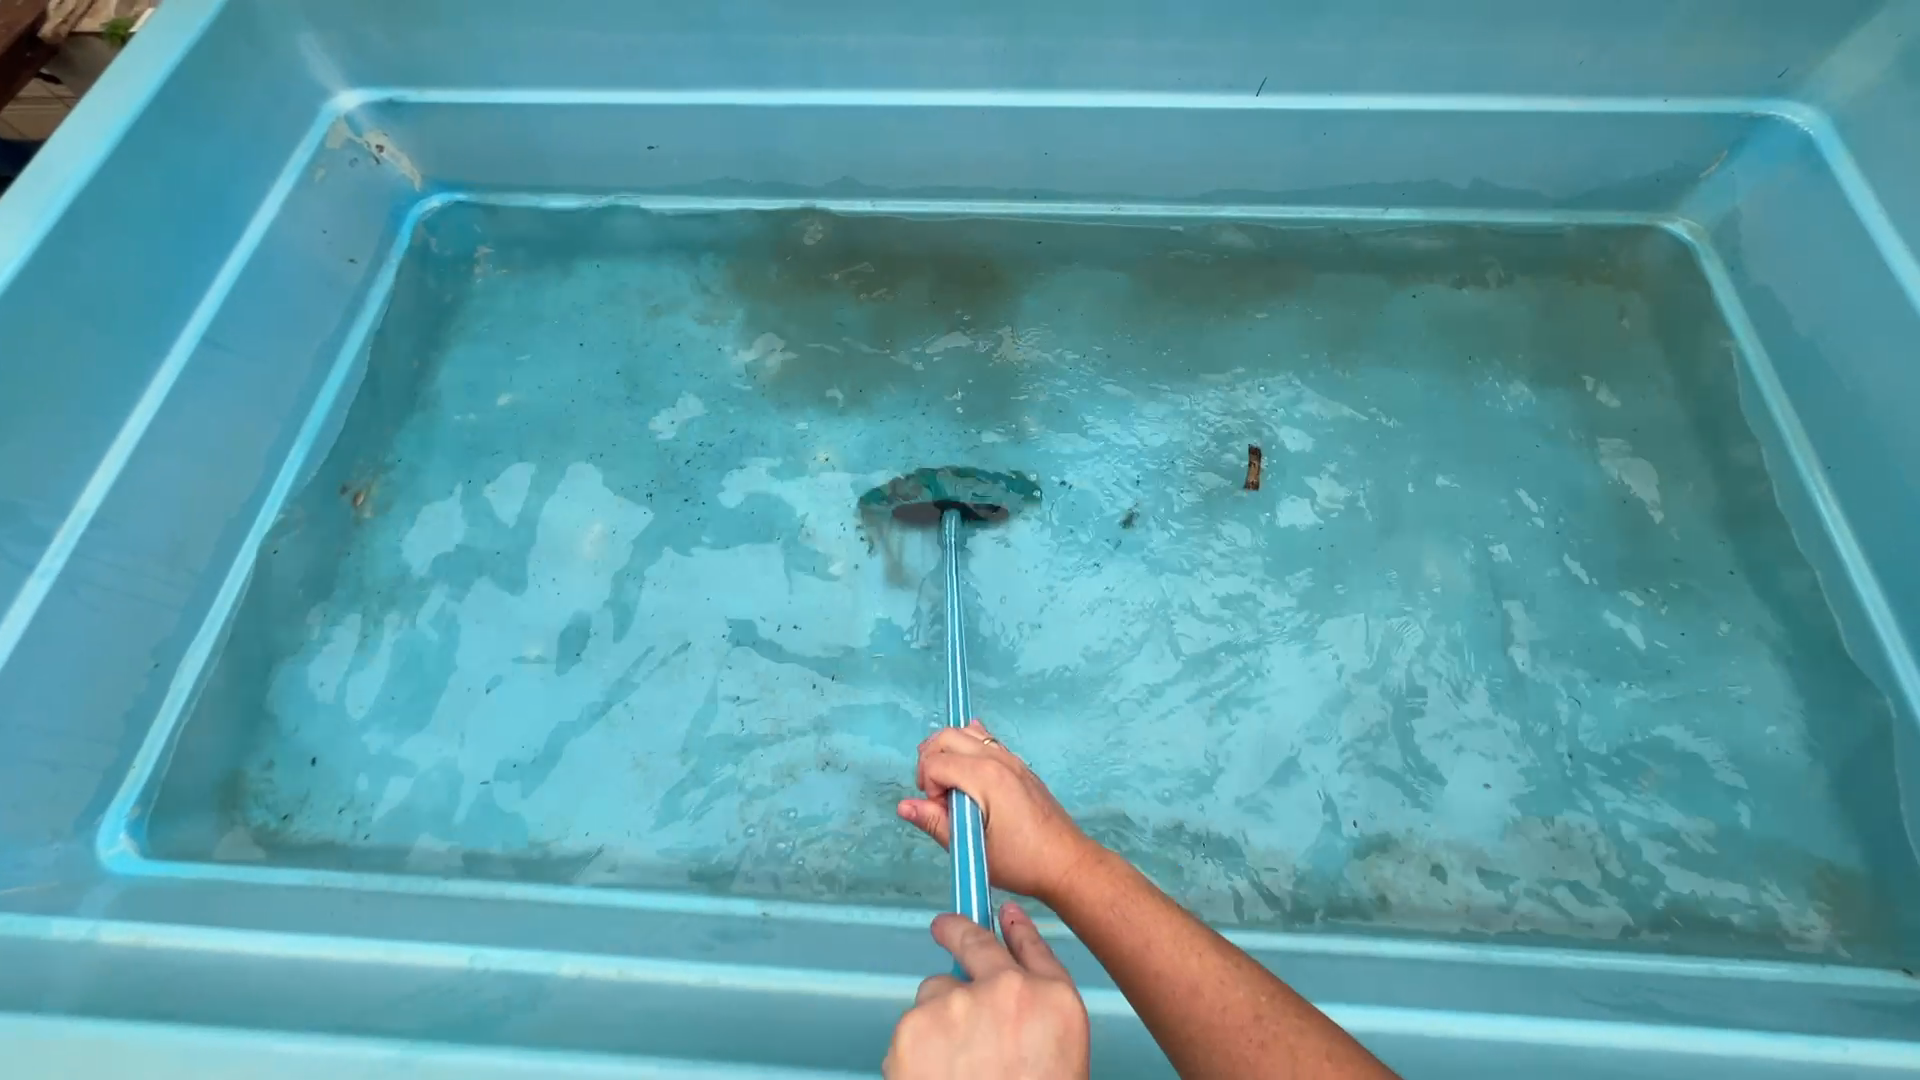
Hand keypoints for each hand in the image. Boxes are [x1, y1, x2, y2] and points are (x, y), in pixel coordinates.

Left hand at [883, 904, 1089, 1079]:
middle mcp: (1006, 990)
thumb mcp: (1059, 1051)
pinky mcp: (913, 1029)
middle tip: (946, 940)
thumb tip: (1010, 949)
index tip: (997, 914)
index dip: (1009, 928)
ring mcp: (957, 1005)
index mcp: (1053, 1002)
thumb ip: (1038, 1001)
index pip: (1026, 946)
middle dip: (956, 941)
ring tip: (952, 1073)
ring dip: (937, 1024)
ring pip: (933, 995)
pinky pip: (909, 1030)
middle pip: (972, 945)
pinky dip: (913, 1055)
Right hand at [898, 720, 1101, 904]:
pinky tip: (967, 769)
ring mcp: (1010, 757)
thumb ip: (936, 823)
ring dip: (948, 752)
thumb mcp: (973, 849)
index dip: (927, 786)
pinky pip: (985, 740)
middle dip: (930, 761)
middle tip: (936, 796)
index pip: (935, 762)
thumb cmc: (1020, 862)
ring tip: (948, 785)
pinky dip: (968, 747)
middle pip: (947, 736)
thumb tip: (904, 806)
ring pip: (966, 732)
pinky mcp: (1018, 764)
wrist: (1066, 862)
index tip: (939, 812)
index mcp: (985, 776)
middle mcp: (997, 758)